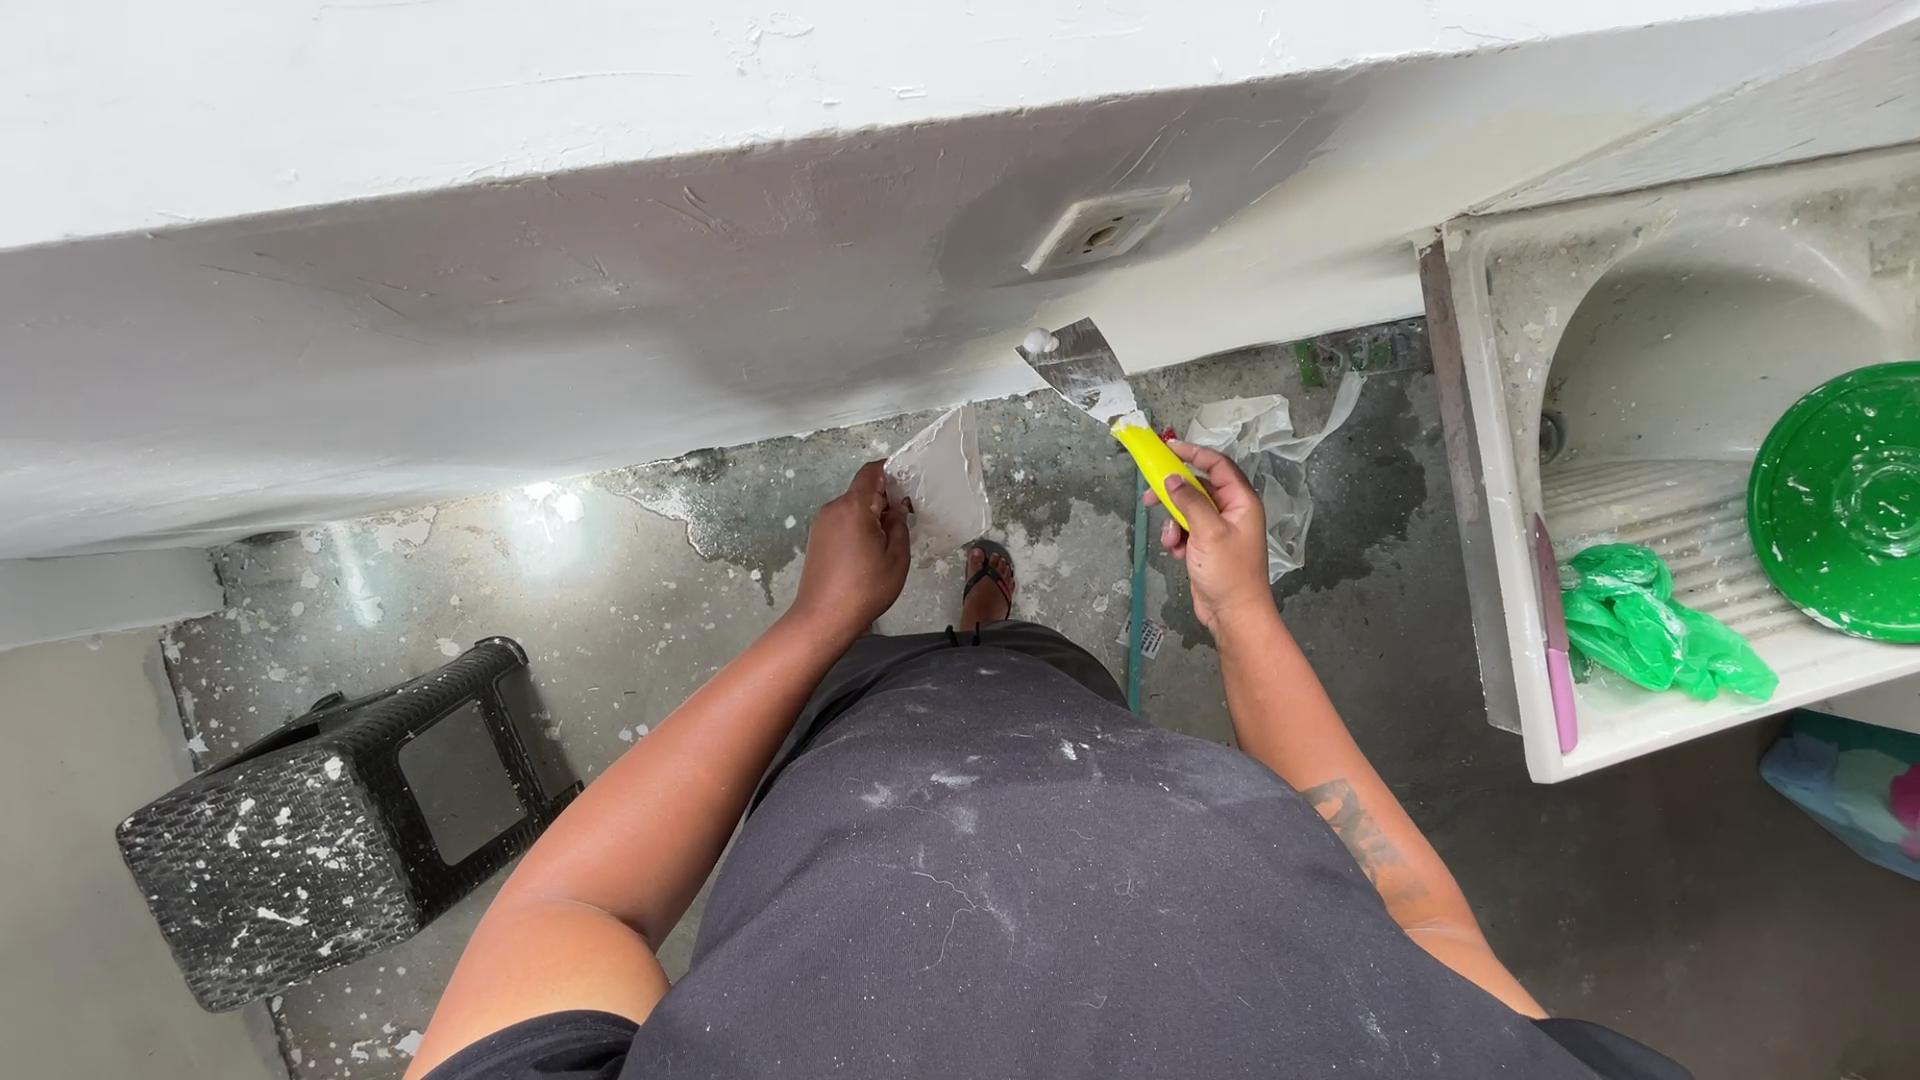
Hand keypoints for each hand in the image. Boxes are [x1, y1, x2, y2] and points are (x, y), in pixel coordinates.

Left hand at [791, 461, 910, 635]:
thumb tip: (896, 509)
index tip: (910, 482)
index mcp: (853, 507)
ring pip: (853, 507)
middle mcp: (834, 508)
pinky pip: (843, 521)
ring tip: (889, 539)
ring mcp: (822, 524)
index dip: (892, 470)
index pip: (871, 472)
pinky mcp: (817, 539)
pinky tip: (870, 550)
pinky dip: (858, 526)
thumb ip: (899, 526)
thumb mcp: (896, 557)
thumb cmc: (865, 588)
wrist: (823, 617)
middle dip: (885, 498)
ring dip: (872, 514)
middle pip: (862, 490)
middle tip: (907, 517)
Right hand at [1144, 440, 1273, 632]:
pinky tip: (1176, 552)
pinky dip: (1175, 538)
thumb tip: (1172, 479)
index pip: (1218, 465)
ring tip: (1171, 539)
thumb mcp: (1208, 531)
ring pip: (1186, 510)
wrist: (1232, 612)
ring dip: (1173, 522)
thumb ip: (1189, 501)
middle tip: (1150, 496)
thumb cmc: (1229, 572)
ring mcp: (1218, 529)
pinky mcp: (1205, 545)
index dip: (1194, 453)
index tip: (1168, 448)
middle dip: (1173, 493)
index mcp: (1241, 501)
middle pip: (1197, 487)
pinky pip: (1184, 530)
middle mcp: (1231, 511)